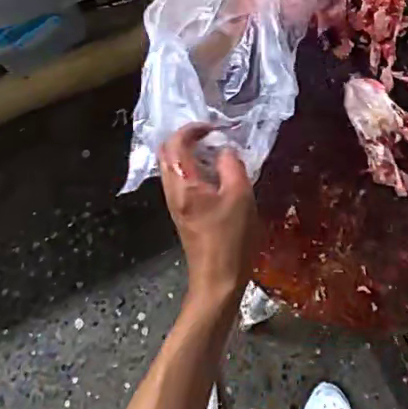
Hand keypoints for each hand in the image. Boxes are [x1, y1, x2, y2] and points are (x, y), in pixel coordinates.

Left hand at [159, 125, 259, 304]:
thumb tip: (225, 150)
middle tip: (211, 136)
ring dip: (189, 153)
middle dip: (186, 138)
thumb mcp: (240, 196)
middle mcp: (173, 190)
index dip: (193, 129)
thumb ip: (232, 165)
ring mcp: (175, 203)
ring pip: (172, 167)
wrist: (217, 281)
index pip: (177, 143)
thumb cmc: (230, 238)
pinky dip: (192, 168)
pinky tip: (215, 174)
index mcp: (184, 183)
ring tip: (216, 152)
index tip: (214, 127)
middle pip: (167, 152)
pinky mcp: (182, 213)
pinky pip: (180, 180)